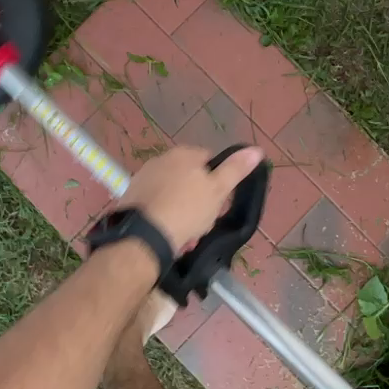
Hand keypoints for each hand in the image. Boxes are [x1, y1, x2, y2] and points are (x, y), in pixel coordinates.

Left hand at [114, 145, 264, 252]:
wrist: (144, 234)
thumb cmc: (187, 209)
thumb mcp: (218, 190)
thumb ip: (236, 169)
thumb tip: (257, 150)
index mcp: (183, 154)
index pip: (209, 161)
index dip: (218, 183)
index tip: (219, 203)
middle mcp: (161, 160)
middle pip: (190, 180)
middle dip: (199, 202)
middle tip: (203, 223)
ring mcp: (144, 178)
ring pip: (173, 196)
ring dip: (183, 214)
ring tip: (186, 238)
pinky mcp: (131, 197)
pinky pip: (156, 206)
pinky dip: (164, 219)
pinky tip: (169, 237)